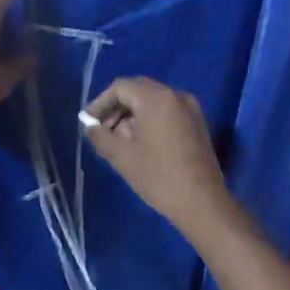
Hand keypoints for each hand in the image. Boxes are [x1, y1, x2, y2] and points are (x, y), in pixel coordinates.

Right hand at [82, 77, 232, 230]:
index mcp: (156, 98)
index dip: (100, 103)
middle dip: (116, 108)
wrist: (201, 202)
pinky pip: (168, 112)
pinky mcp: (198, 123)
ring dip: (133, 115)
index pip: (120, 87)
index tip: (88, 123)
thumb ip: (100, 136)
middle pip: (138, 91)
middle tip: (102, 131)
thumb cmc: (158, 177)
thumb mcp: (122, 157)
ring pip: (153, 102)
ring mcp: (190, 109)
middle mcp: (176, 95)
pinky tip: (141, 143)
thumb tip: (90, 126)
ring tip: (119, 141)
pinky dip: (150, 120)